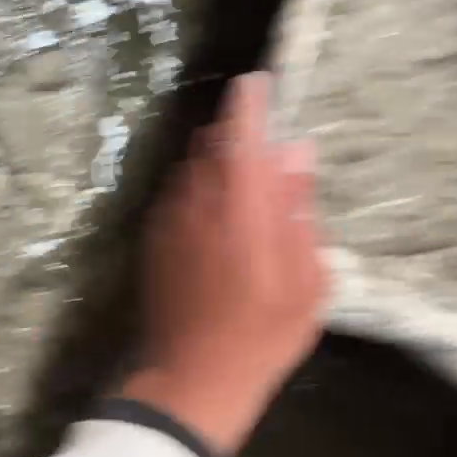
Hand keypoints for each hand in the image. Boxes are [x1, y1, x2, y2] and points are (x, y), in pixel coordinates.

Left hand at [121, 73, 325, 456]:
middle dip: (234, 135)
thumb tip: (294, 152)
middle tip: (264, 152)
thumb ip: (297, 206)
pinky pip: (174, 198)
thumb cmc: (263, 332)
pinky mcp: (150, 243)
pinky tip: (216, 221)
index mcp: (239, 205)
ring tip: (245, 191)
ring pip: (188, 171)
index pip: (241, 133)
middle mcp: (194, 203)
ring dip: (214, 165)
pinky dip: (196, 192)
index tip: (258, 81)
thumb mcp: (306, 275)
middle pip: (208, 146)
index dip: (249, 102)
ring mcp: (165, 223)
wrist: (191, 375)